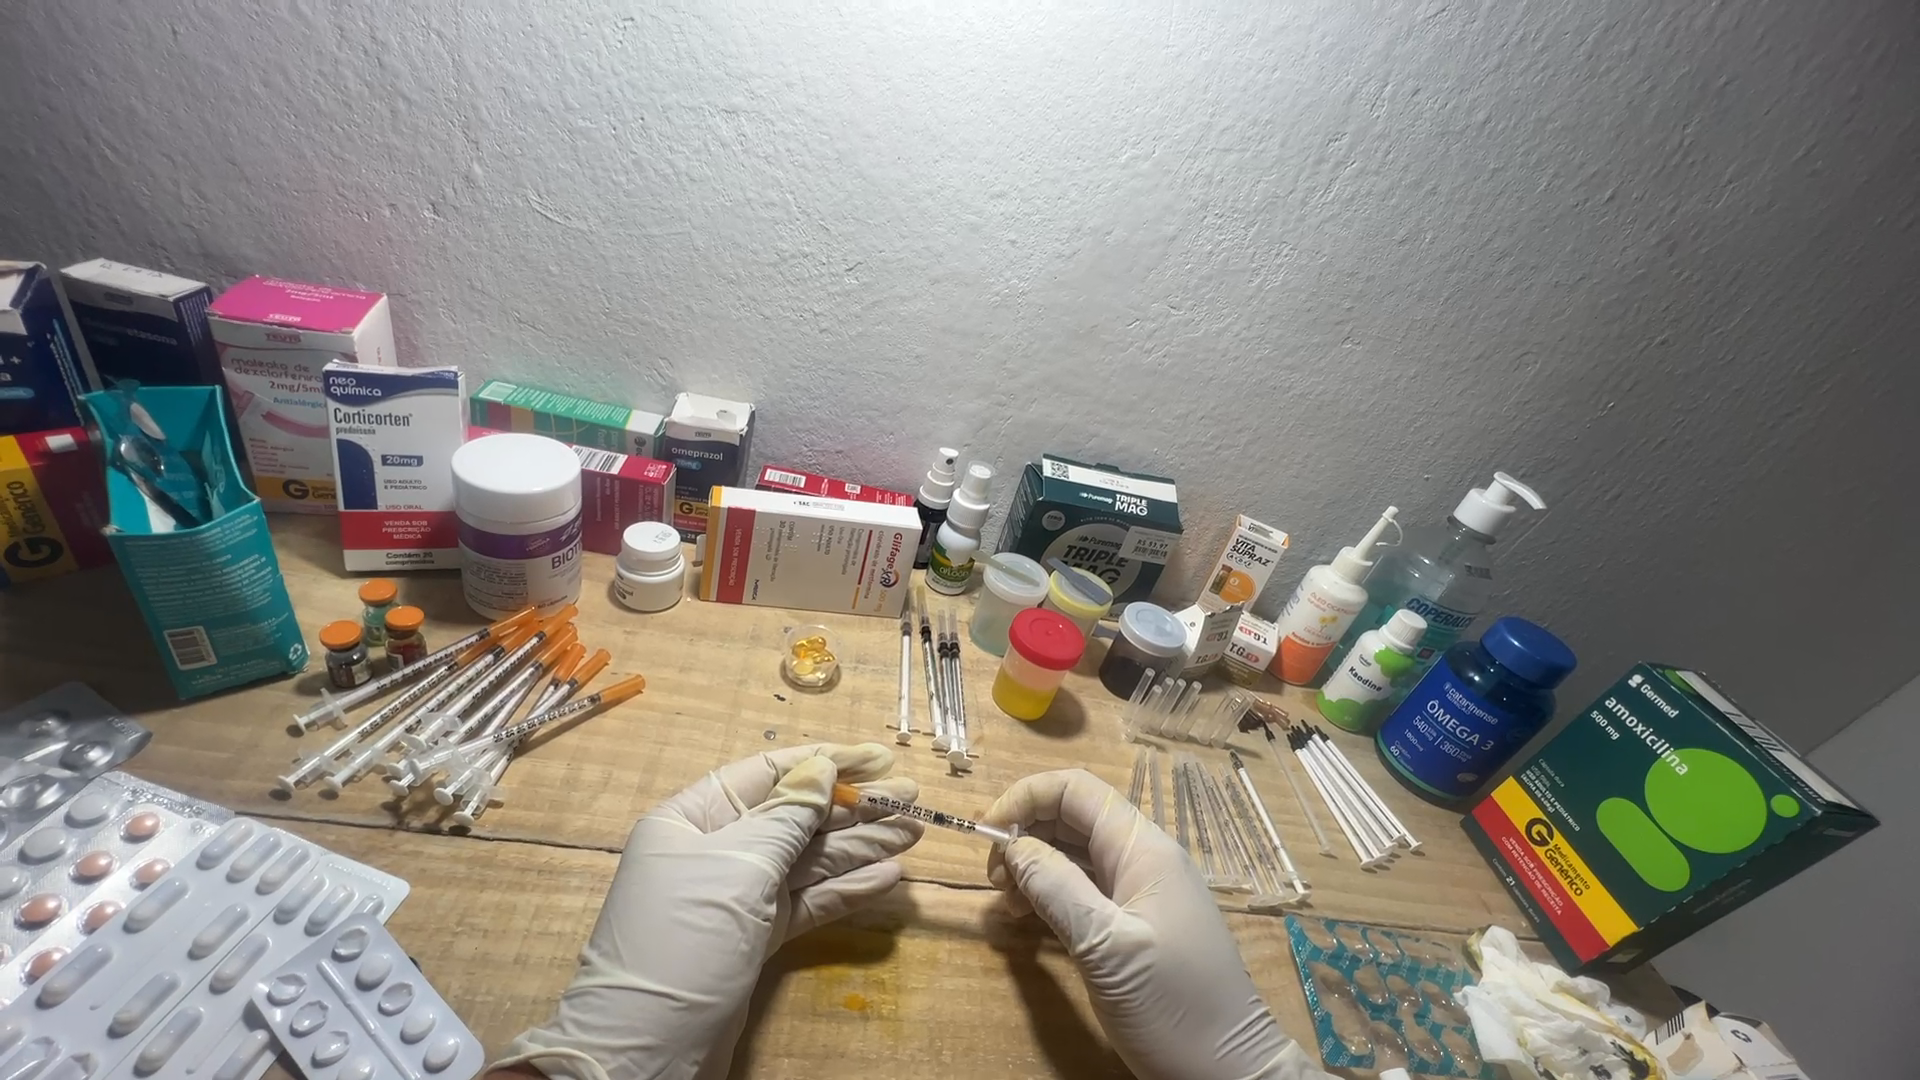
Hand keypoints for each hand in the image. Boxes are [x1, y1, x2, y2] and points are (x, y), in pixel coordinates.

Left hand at [497, 743, 924, 1079]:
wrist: (642, 1057)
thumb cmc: (685, 941)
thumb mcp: (739, 868)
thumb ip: (788, 816)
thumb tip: (823, 768)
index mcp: (696, 817)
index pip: (771, 772)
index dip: (827, 761)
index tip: (879, 757)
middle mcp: (718, 849)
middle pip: (797, 817)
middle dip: (855, 808)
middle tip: (912, 798)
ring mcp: (739, 895)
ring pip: (809, 859)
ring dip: (861, 846)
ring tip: (913, 833)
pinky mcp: (756, 936)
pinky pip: (807, 900)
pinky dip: (846, 889)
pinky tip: (888, 879)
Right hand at [986, 770, 1331, 1079]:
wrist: (1232, 1076)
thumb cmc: (1173, 1006)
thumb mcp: (1105, 948)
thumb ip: (1056, 888)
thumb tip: (1013, 846)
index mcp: (1142, 847)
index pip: (1076, 789)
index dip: (1026, 798)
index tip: (987, 832)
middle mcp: (1142, 856)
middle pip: (1072, 817)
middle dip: (1026, 833)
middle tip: (993, 878)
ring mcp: (1141, 888)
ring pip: (1075, 852)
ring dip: (1034, 865)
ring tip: (1005, 901)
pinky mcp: (1136, 920)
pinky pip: (1085, 887)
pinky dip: (1051, 893)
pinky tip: (1027, 915)